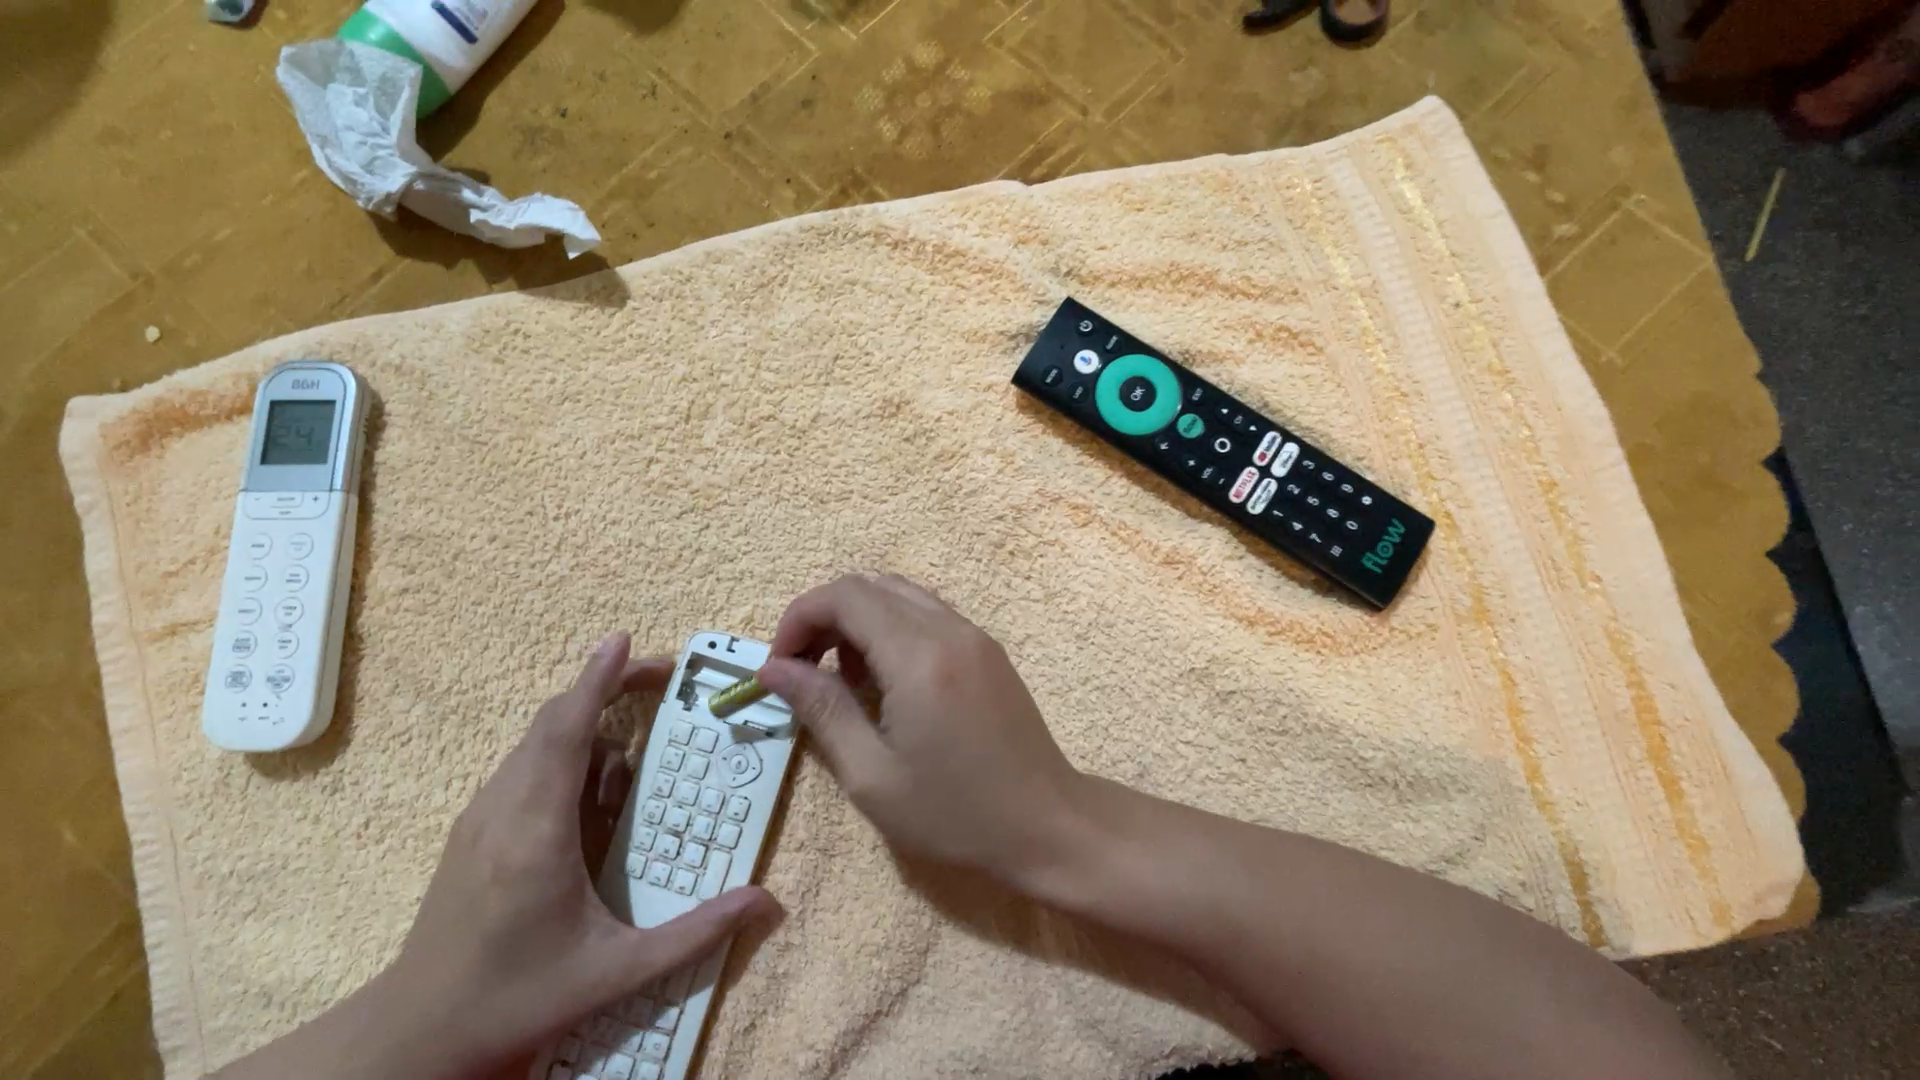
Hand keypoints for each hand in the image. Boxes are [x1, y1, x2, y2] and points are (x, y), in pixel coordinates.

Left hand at [384, 632, 780, 1076]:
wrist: (419, 1032)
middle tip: (663, 681)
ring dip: (589, 728)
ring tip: (634, 768)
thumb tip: (764, 900)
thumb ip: (695, 933)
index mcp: (536, 834)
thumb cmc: (521, 998)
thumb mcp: (617, 973)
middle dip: (606, 688)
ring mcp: (480, 816)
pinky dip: (566, 756)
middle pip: (553, 722)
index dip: (596, 681)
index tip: (623, 640)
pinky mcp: (473, 828)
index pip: (566, 733)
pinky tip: (594, 800)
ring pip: (538, 742)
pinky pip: (526, 766)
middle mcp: (502, 810)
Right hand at [756, 575, 1084, 884]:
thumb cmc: (955, 813)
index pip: (845, 596)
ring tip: (846, 682)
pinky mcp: (987, 649)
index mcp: (920, 656)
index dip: (799, 618)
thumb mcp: (873, 776)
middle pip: (870, 586)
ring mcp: (975, 634)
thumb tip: (773, 668)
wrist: (1046, 824)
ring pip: (900, 594)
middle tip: (806, 673)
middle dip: (824, 618)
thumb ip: (822, 710)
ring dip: (859, 622)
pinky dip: (892, 629)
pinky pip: (927, 614)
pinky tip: (887, 682)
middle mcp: (950, 629)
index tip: (780, 667)